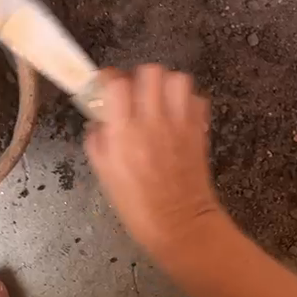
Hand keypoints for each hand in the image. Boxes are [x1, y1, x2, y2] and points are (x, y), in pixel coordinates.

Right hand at [85, 65, 232, 266]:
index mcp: (124, 131)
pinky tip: (178, 116)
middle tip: (136, 94)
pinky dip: (187, 102)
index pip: (116, 82)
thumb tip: (98, 122)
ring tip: (159, 101)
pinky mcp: (199, 131)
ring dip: (166, 85)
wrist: (179, 224)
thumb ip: (98, 141)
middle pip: (150, 71)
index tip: (107, 88)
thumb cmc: (138, 206)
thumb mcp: (105, 175)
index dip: (109, 80)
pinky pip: (196, 99)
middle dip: (140, 78)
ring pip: (177, 79)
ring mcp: (180, 123)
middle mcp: (153, 120)